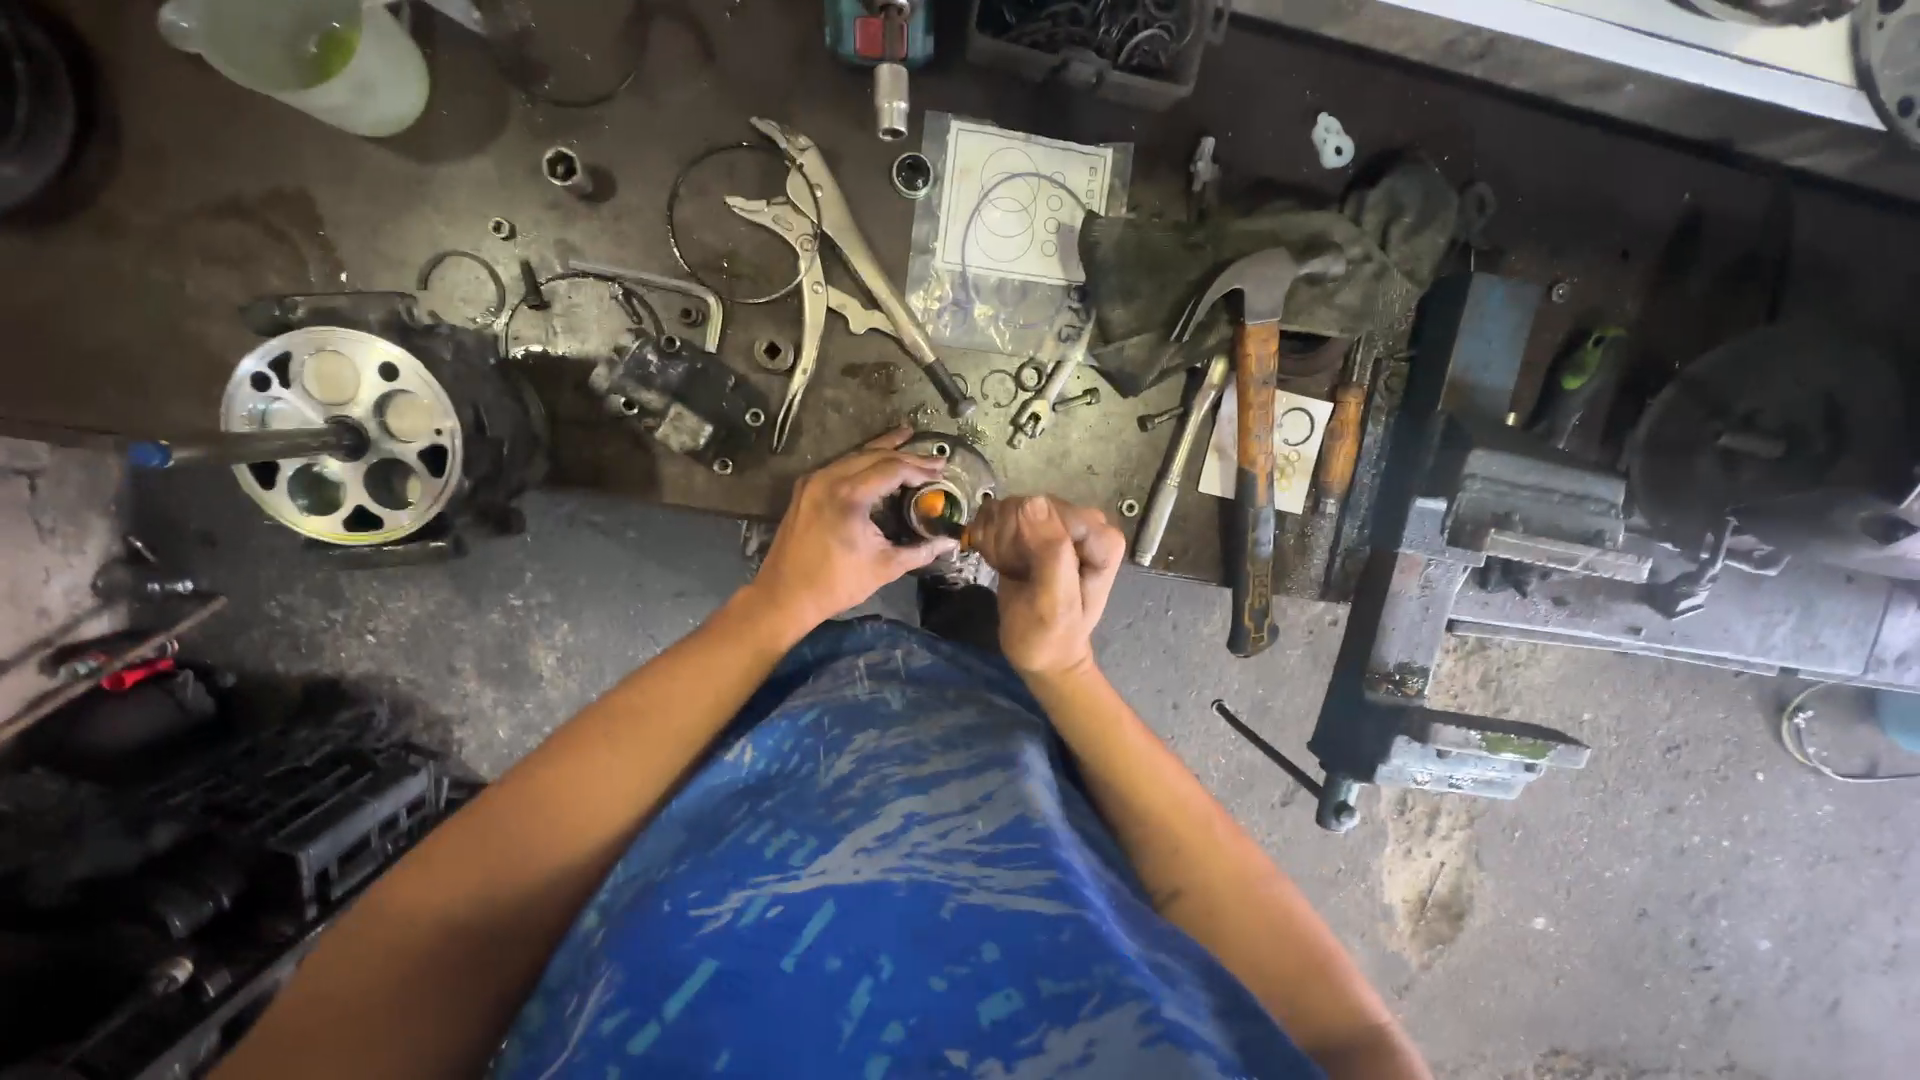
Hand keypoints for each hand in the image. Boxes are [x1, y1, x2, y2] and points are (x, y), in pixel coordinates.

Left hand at [749, 427, 956, 629]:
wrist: (784, 595)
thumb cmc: (836, 584)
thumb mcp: (884, 567)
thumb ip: (921, 551)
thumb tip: (950, 542)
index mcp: (849, 496)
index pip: (892, 469)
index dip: (919, 468)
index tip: (941, 470)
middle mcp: (829, 480)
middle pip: (874, 456)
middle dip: (906, 455)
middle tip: (933, 458)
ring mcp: (813, 482)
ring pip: (854, 456)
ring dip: (883, 450)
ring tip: (906, 440)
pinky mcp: (805, 489)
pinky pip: (839, 466)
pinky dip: (861, 462)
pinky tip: (876, 463)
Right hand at [969, 495, 1124, 678]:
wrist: (1042, 653)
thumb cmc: (1049, 637)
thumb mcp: (1053, 604)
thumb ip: (1051, 553)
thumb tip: (1033, 501)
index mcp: (1101, 538)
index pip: (1050, 512)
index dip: (1027, 537)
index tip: (1021, 570)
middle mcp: (1085, 523)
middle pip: (1030, 506)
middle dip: (1011, 539)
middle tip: (1014, 573)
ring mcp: (1060, 523)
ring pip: (1012, 508)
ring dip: (999, 539)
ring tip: (1009, 568)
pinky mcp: (1038, 526)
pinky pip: (1002, 514)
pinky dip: (993, 537)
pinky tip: (1001, 561)